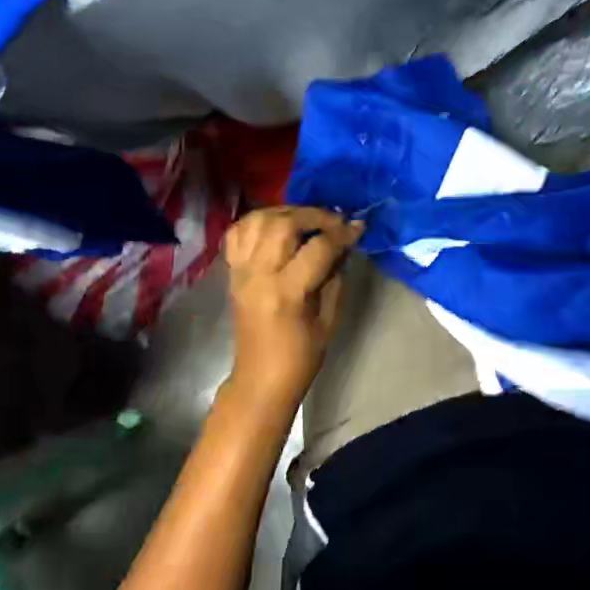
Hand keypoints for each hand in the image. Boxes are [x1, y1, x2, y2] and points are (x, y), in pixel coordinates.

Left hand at [223, 206, 362, 403]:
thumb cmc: (301, 356)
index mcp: (286, 293)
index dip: (341, 233)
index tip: (358, 227)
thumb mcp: (329, 319)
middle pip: (283, 224)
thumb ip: (335, 277)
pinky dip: (256, 221)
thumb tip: (343, 244)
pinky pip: (238, 232)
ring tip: (305, 218)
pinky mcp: (231, 271)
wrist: (260, 377)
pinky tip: (275, 225)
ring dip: (285, 212)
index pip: (317, 247)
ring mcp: (240, 271)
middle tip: (333, 219)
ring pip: (258, 221)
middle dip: (313, 215)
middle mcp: (259, 275)